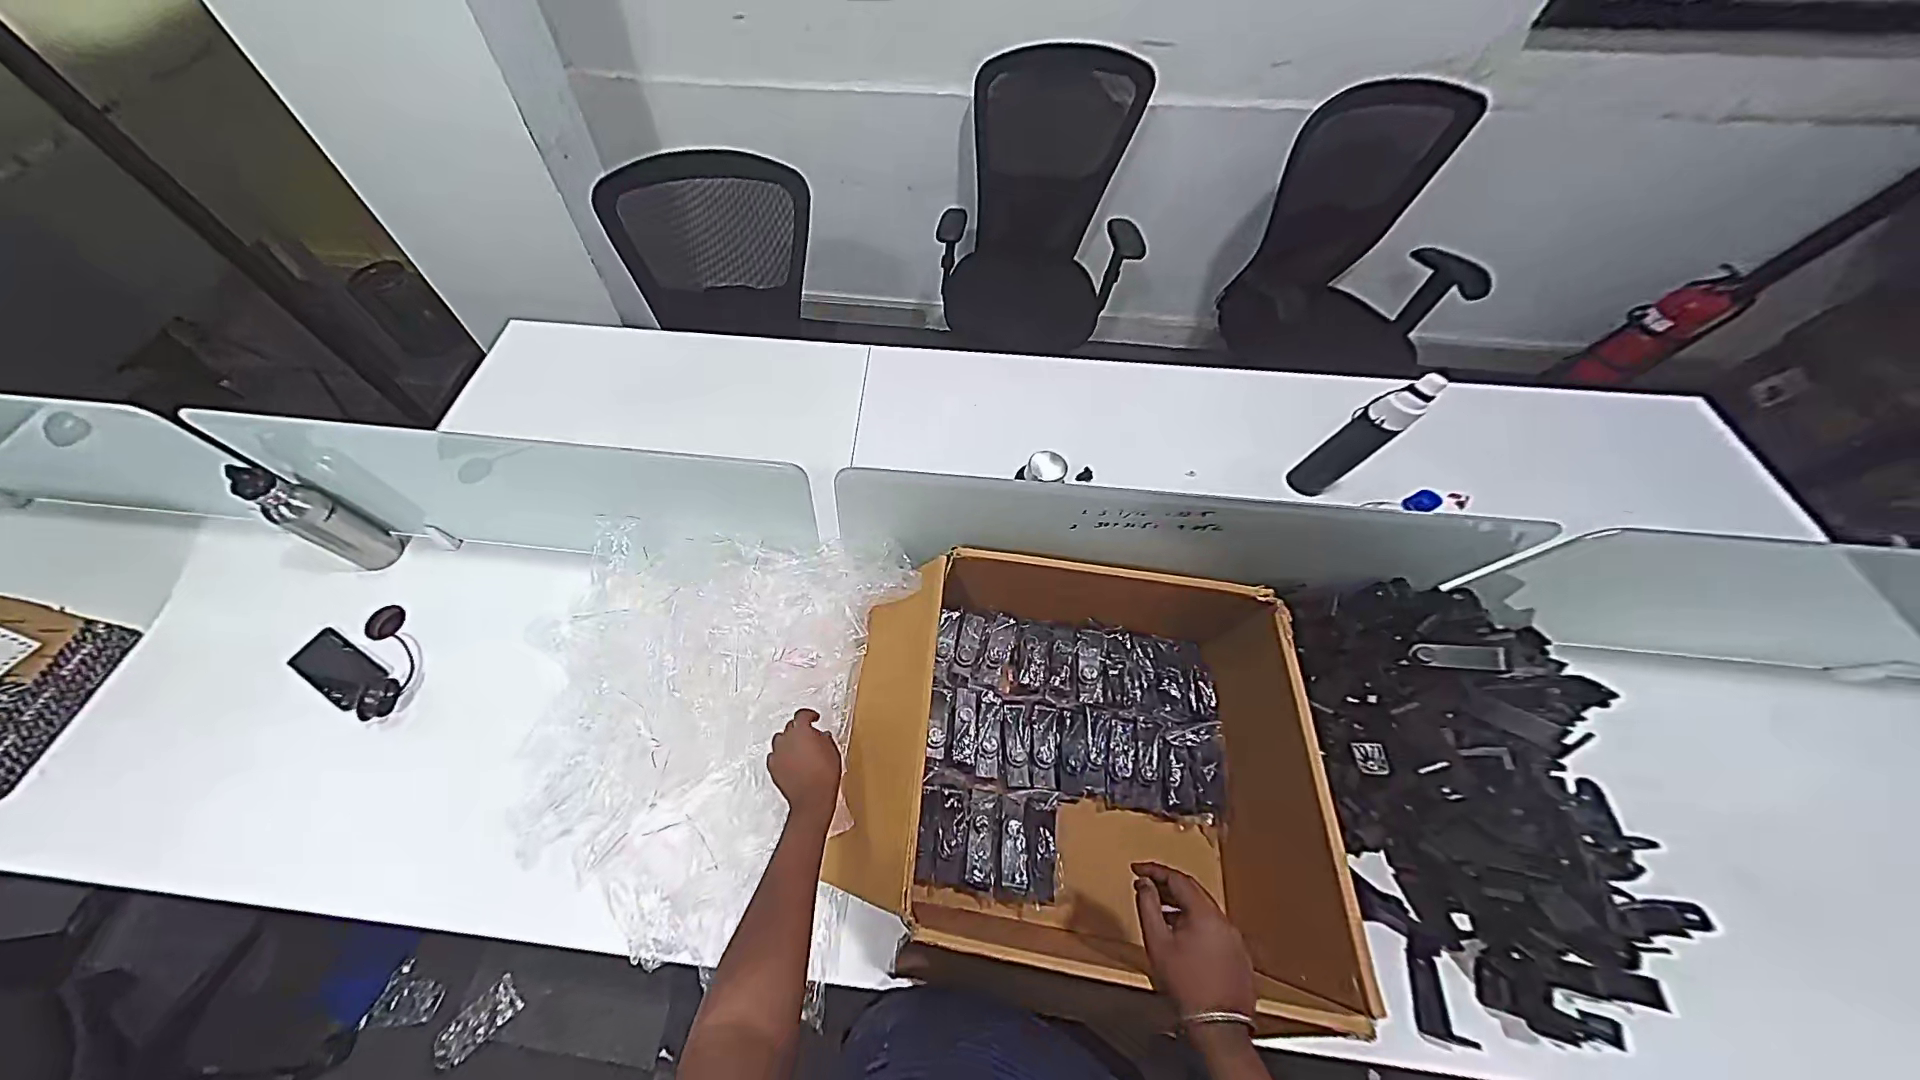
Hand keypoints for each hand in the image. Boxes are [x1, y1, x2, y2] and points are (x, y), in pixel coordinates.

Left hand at [769, 709, 840, 826]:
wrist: (812, 798)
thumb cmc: (824, 775)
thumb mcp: (832, 751)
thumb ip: (824, 738)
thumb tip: (821, 736)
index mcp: (801, 731)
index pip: (802, 714)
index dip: (809, 714)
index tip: (814, 717)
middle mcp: (786, 739)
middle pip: (790, 726)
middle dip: (799, 728)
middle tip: (810, 735)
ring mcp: (777, 753)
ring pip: (780, 740)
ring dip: (789, 741)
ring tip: (799, 749)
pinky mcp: (772, 767)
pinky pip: (775, 755)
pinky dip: (781, 755)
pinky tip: (791, 761)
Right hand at [1133, 862, 1255, 1024]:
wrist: (1218, 1027)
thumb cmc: (1184, 984)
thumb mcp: (1157, 942)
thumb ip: (1148, 906)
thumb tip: (1144, 882)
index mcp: (1205, 913)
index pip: (1178, 878)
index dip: (1154, 870)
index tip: (1136, 868)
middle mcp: (1224, 921)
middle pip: (1193, 891)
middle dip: (1167, 885)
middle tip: (1146, 885)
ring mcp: (1234, 939)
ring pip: (1204, 910)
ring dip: (1180, 905)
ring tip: (1159, 911)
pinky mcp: (1239, 956)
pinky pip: (1213, 928)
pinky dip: (1195, 923)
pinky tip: (1181, 936)